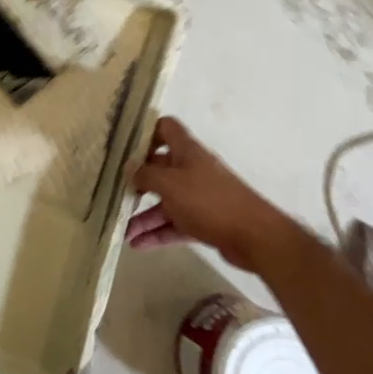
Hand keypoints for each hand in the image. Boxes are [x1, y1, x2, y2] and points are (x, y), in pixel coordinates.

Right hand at [127, 117, 292, 270]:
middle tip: (117, 193)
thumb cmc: (208, 200)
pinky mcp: (205, 221)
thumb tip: (128, 167)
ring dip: (145, 215)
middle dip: (138, 182)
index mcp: (186, 151)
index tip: (126, 147)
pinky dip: (158, 233)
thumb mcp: (169, 184)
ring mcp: (199, 196)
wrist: (255, 236)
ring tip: (123, 230)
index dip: (146, 133)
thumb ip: (145, 174)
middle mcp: (192, 169)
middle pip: (160, 169)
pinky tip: (138, 245)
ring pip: (166, 201)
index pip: (165, 128)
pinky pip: (175, 223)